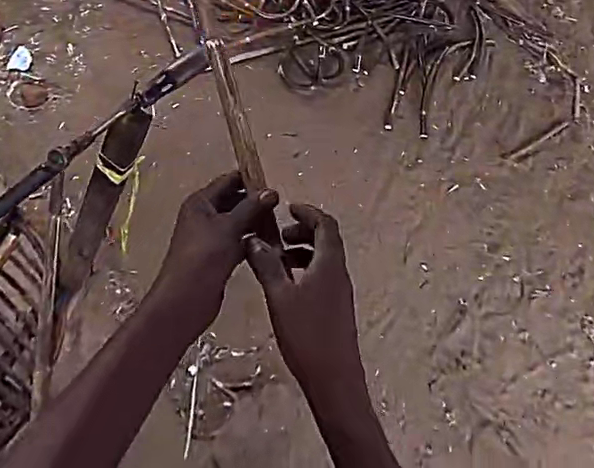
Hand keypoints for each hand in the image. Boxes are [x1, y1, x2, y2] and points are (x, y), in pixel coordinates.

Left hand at [149, 172, 277, 331]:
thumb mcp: (227, 228)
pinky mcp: (219, 257)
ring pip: (237, 223)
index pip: (227, 181)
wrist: (184, 301)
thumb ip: (249, 208)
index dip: (248, 179)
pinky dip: (252, 241)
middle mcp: (204, 216)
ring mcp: (211, 238)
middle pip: (233, 201)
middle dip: (254, 201)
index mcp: (200, 202)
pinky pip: (238, 242)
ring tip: (280, 222)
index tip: (272, 181)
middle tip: (281, 205)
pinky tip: (272, 244)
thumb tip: (271, 191)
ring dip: (255, 222)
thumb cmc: (203, 257)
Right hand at [244, 204, 366, 402]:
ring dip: (302, 251)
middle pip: (326, 239)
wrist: (335, 384)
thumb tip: (253, 239)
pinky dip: (306, 269)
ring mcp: (340, 293)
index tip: (287, 208)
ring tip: (277, 259)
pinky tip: (286, 285)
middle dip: (302, 231)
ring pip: (324, 259)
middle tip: (279, 235)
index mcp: (329, 264)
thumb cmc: (307, 336)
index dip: (308, 212)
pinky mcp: (337, 309)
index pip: (325, 225)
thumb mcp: (279, 297)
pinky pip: (323, 275)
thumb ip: (267, 265)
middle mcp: (339, 274)